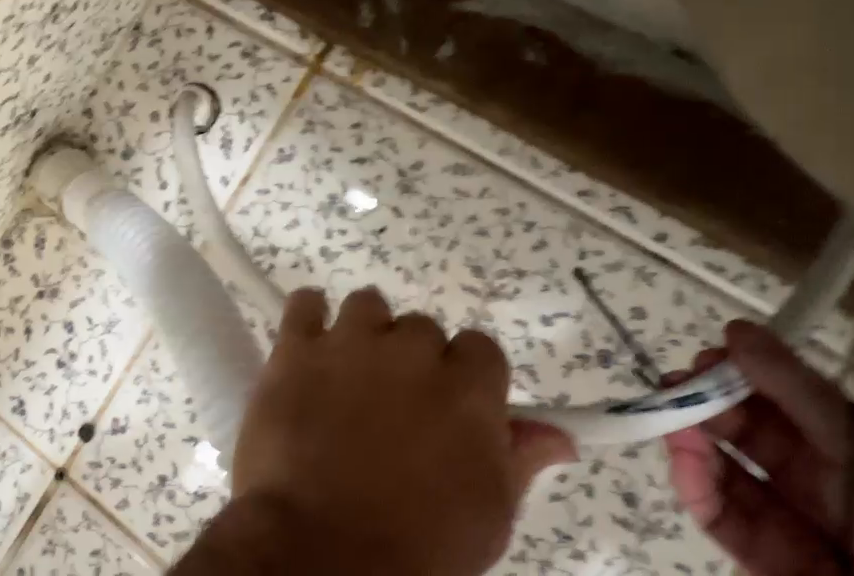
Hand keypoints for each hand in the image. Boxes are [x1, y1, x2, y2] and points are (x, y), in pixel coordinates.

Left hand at [180, 286, 573, 575]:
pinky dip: (310, 314)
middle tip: (395, 405)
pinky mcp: (296, 348)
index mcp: (467, 390)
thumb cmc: (419, 546)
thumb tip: (557, 435)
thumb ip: (517, 460)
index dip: (466, 375)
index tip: (451, 405)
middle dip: (413, 360)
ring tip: (351, 375)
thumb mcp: (487, 515)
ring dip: (366, 333)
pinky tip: (312, 344)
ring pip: (367, 306)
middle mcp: (410, 352)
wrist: (324, 550)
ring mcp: (349, 344)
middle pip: (420, 329)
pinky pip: (306, 303)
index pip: (481, 348)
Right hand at [663, 320, 853, 575]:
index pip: (769, 404)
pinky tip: (685, 459)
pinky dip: (695, 488)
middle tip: (673, 387)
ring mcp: (787, 523)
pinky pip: (722, 521)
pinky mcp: (768, 561)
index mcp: (838, 451)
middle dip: (699, 407)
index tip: (706, 359)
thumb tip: (736, 328)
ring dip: (689, 444)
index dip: (732, 379)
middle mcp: (809, 483)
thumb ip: (794, 386)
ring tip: (673, 422)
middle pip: (737, 437)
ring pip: (720, 475)